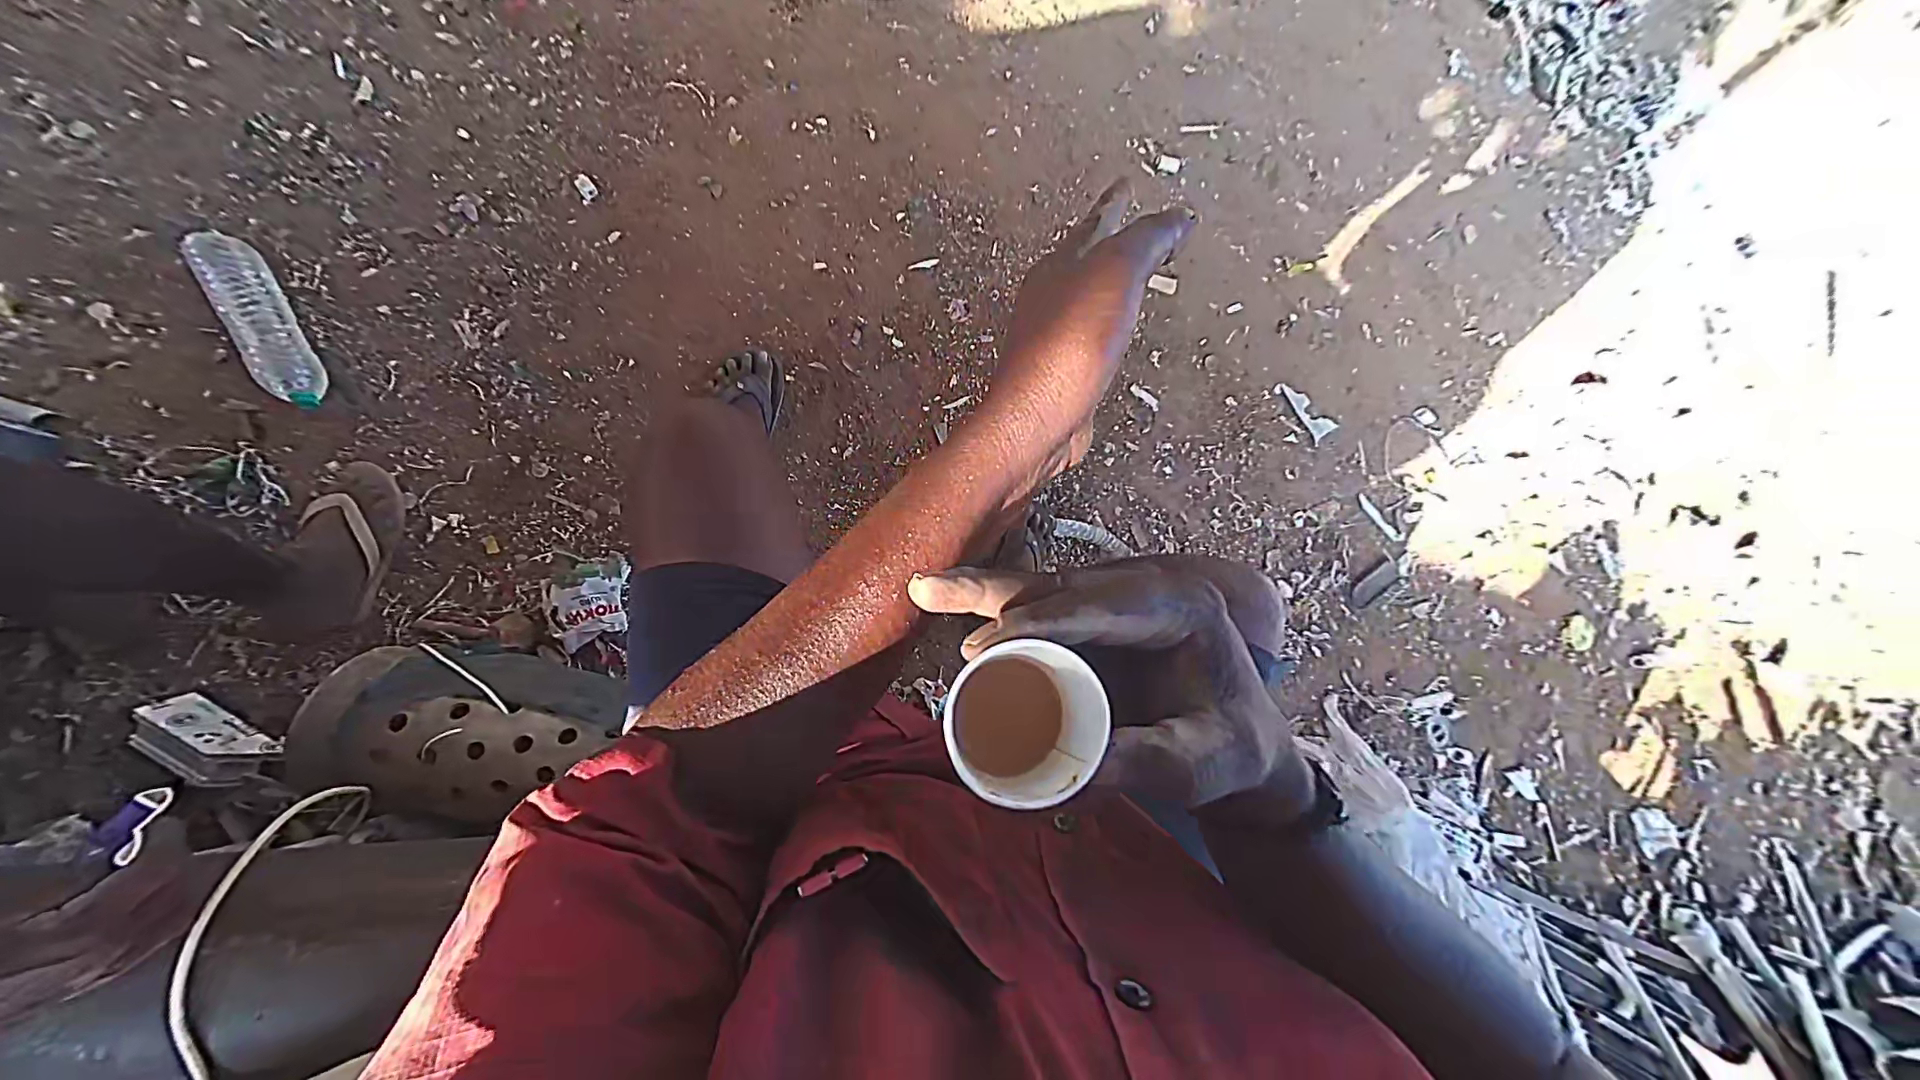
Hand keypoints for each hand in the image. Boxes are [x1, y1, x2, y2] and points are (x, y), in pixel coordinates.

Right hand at [909, 556, 1313, 818]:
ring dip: (981, 590)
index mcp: (1179, 607)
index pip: (1096, 605)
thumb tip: (1068, 774)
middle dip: (993, 594)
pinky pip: (1037, 605)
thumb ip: (1145, 765)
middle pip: (1056, 586)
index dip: (1037, 620)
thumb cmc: (1232, 747)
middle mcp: (1143, 591)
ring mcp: (1116, 603)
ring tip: (927, 589)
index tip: (983, 647)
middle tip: (932, 597)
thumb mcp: (1200, 763)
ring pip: (1039, 588)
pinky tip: (948, 599)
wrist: (1245, 741)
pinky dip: (991, 603)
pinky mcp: (1094, 622)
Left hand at [977, 180, 1195, 492]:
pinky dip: (1109, 325)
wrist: (1040, 418)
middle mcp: (1051, 299)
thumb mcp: (1115, 274)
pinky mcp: (1065, 372)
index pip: (1094, 223)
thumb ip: (1146, 240)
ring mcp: (1055, 338)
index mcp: (1059, 267)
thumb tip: (1176, 216)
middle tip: (1131, 225)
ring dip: (1109, 283)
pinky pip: (1093, 336)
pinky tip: (1115, 332)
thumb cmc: (1068, 349)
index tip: (1126, 185)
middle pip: (1086, 260)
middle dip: (1109, 241)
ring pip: (1087, 298)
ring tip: (1129, 275)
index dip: (1114, 203)